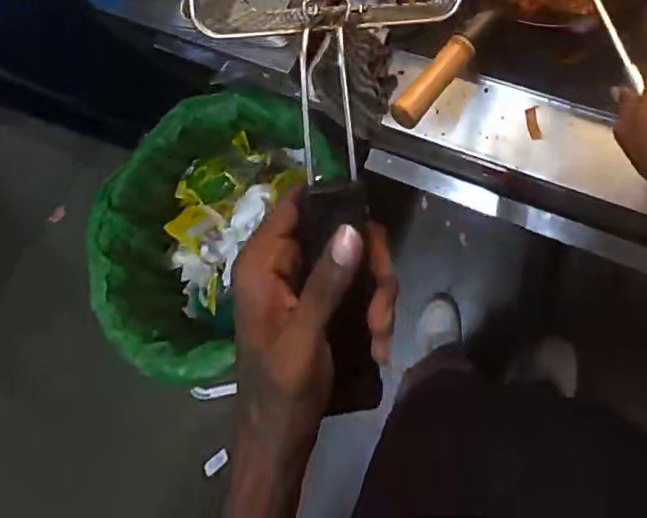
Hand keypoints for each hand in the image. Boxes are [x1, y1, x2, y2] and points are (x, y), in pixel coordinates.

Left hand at [231, 195, 397, 460]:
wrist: (279, 446)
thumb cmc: (281, 392)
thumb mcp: (304, 336)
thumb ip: (326, 282)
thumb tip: (351, 228)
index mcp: (263, 261)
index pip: (295, 204)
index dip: (331, 200)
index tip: (366, 213)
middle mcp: (282, 262)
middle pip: (336, 230)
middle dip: (369, 264)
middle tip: (383, 301)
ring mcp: (303, 282)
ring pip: (354, 258)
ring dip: (376, 293)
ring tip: (380, 333)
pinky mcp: (321, 302)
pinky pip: (356, 286)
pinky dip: (373, 310)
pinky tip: (378, 344)